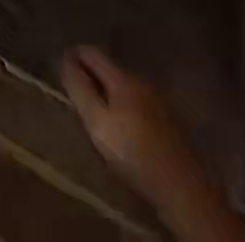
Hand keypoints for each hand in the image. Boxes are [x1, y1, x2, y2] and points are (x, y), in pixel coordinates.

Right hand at [61, 46, 207, 199]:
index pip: (92, 52)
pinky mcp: (171, 120)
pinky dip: (125, 102)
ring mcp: (161, 101)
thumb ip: (79, 88)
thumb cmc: (133, 154)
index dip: (73, 55)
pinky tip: (124, 122)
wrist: (184, 191)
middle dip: (90, 73)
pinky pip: (140, 100)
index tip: (60, 67)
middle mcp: (144, 82)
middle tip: (75, 90)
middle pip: (110, 67)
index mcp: (123, 79)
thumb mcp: (96, 122)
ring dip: (108, 89)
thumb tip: (66, 60)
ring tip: (97, 106)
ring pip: (126, 84)